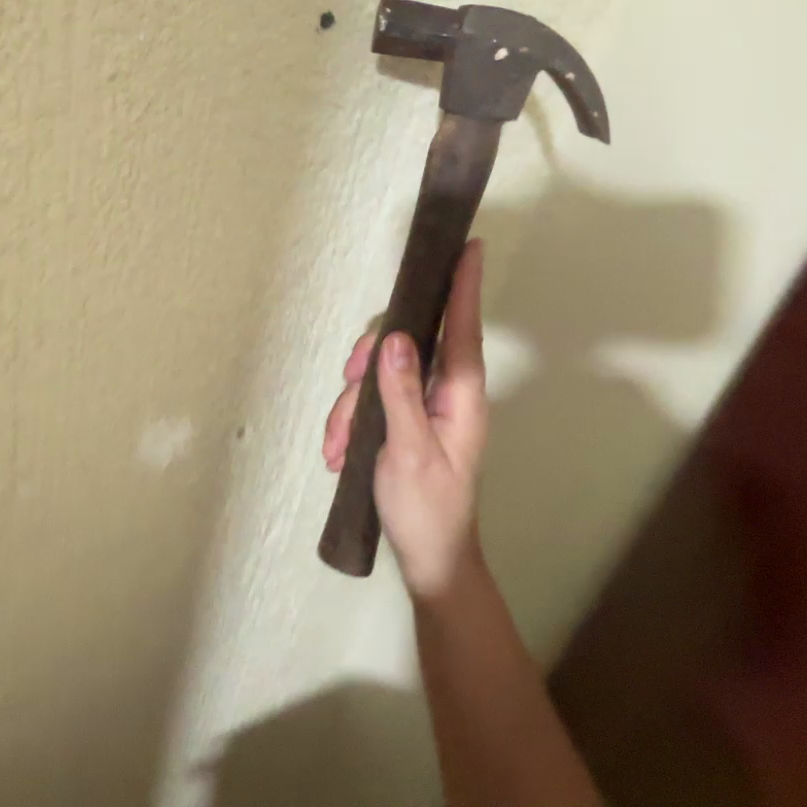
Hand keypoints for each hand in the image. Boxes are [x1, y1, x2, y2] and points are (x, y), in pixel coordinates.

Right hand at [322, 240, 488, 597]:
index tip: (469, 246)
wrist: (430, 559)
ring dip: (349, 410)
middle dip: (365, 369)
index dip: (464, 286)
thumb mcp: (409, 450)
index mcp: (460, 394)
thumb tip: (393, 337)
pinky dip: (350, 425)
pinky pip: (370, 403)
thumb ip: (401, 392)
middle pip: (402, 347)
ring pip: (377, 377)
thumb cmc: (428, 507)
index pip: (463, 328)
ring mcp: (424, 406)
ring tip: (336, 449)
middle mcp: (445, 392)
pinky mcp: (405, 422)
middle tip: (346, 395)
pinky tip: (339, 455)